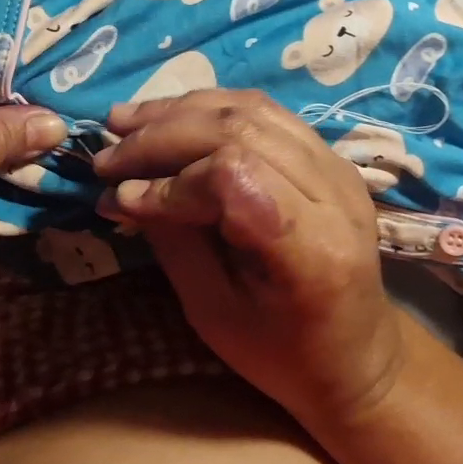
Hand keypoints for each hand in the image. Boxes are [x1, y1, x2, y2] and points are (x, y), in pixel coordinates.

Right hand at [92, 91, 404, 426]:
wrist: (355, 354)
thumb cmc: (282, 354)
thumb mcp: (214, 313)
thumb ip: (173, 243)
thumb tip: (121, 190)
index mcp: (312, 249)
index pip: (233, 176)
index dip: (168, 180)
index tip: (118, 197)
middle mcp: (335, 194)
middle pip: (240, 131)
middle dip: (162, 136)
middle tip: (107, 155)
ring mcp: (338, 167)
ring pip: (250, 110)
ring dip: (179, 111)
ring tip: (125, 121)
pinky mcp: (329, 156)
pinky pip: (265, 112)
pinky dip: (209, 108)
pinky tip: (169, 117)